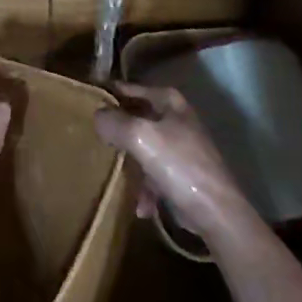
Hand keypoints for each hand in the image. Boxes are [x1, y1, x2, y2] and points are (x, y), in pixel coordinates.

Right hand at [94, 82, 256, 240]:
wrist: (217, 212)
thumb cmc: (179, 164)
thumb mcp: (140, 136)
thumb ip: (114, 122)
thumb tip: (97, 115)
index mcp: (169, 100)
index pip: (130, 88)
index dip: (109, 94)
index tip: (85, 105)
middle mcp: (176, 118)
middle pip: (137, 119)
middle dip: (117, 132)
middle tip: (93, 140)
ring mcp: (182, 146)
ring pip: (144, 148)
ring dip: (131, 167)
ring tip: (115, 179)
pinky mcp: (184, 174)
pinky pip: (155, 175)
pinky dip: (147, 189)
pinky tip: (142, 207)